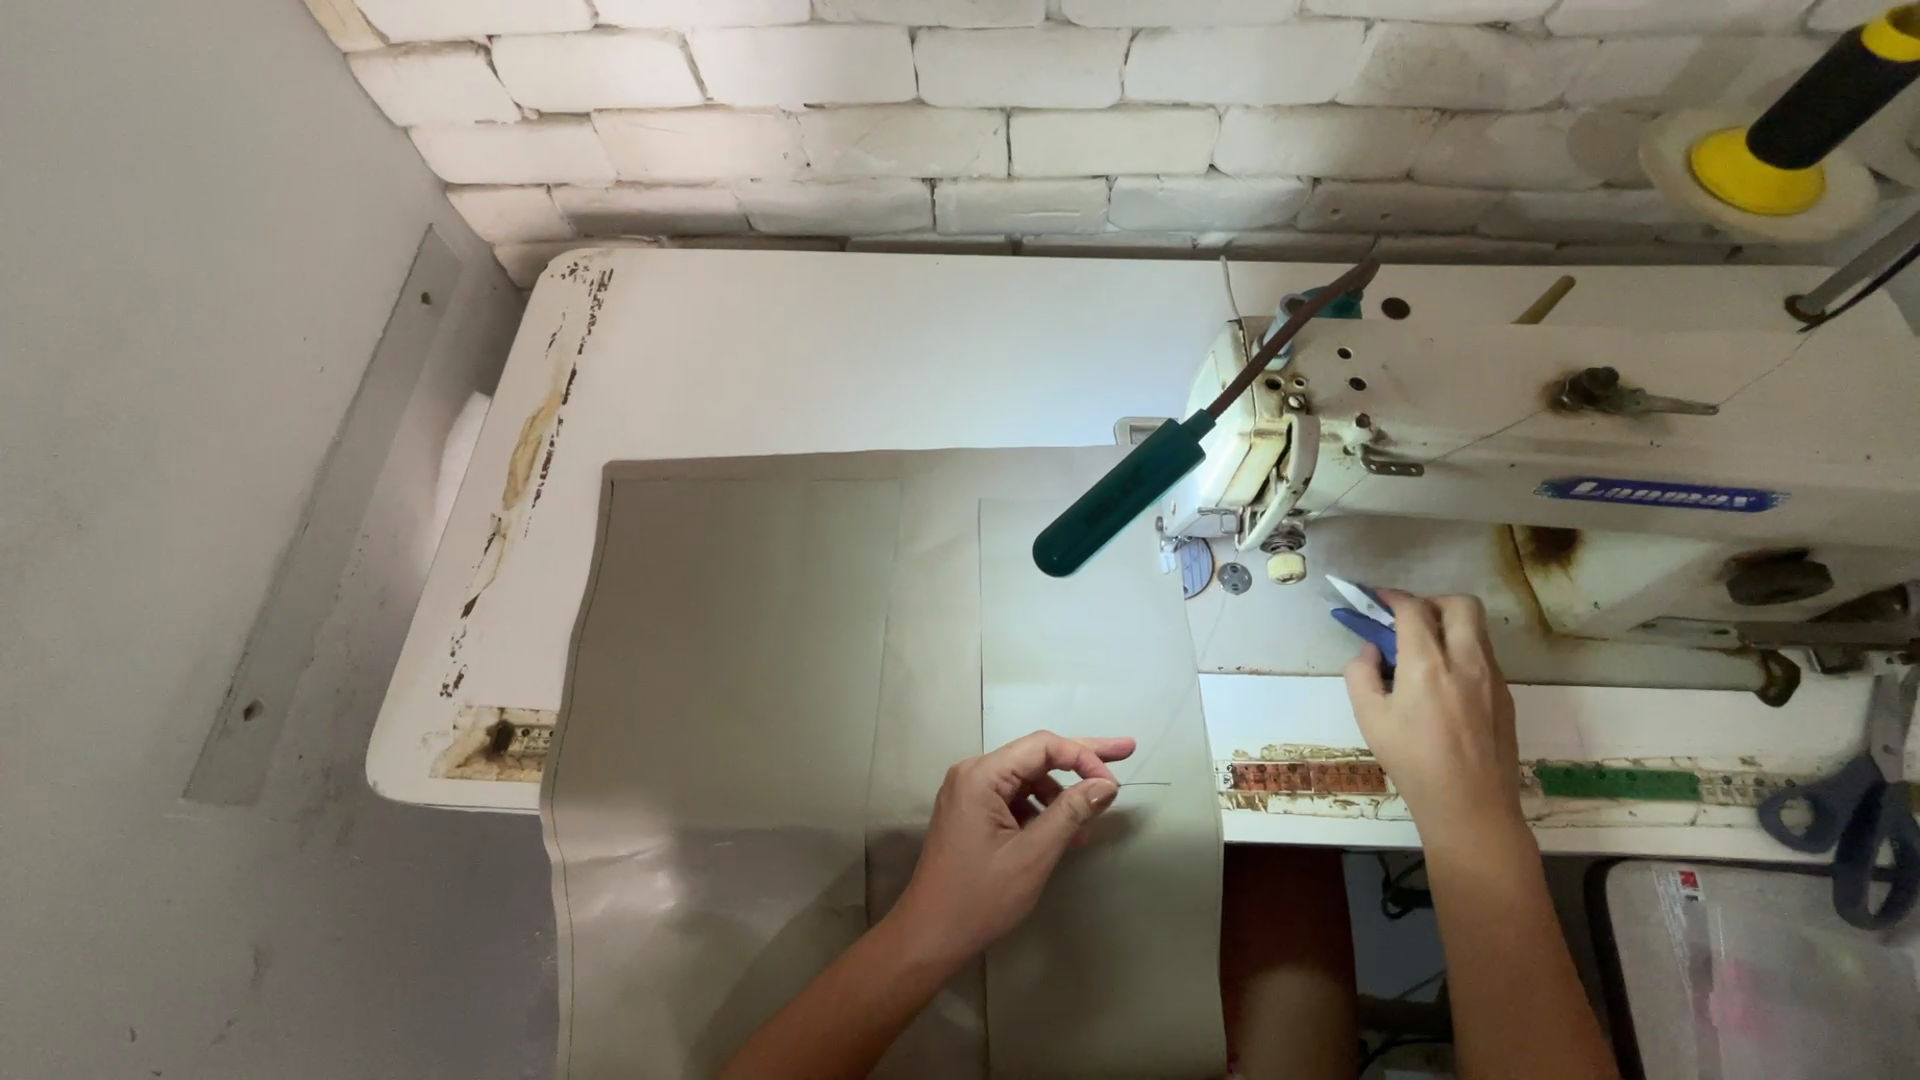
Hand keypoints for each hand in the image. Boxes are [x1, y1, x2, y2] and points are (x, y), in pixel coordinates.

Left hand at [888, 731, 1133, 963]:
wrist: (929, 934)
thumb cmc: (980, 896)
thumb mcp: (1033, 855)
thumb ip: (1070, 813)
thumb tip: (1107, 783)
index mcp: (981, 775)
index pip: (1042, 746)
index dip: (1083, 757)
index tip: (1114, 785)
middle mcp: (973, 773)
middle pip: (1036, 754)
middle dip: (1081, 757)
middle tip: (1126, 749)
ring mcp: (970, 792)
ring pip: (1028, 777)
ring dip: (1062, 794)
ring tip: (1092, 821)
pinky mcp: (973, 812)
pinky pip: (1015, 798)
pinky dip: (1042, 811)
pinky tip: (1066, 836)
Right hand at [1344, 590, 1523, 845]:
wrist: (1470, 804)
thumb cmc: (1412, 760)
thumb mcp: (1368, 716)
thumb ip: (1361, 674)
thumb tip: (1373, 652)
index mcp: (1428, 664)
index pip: (1413, 609)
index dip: (1393, 597)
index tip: (1376, 598)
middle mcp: (1467, 661)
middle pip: (1461, 605)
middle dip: (1431, 601)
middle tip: (1409, 618)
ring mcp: (1493, 678)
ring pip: (1477, 630)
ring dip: (1449, 625)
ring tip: (1423, 649)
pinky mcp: (1505, 697)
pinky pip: (1483, 657)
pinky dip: (1461, 652)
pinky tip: (1442, 682)